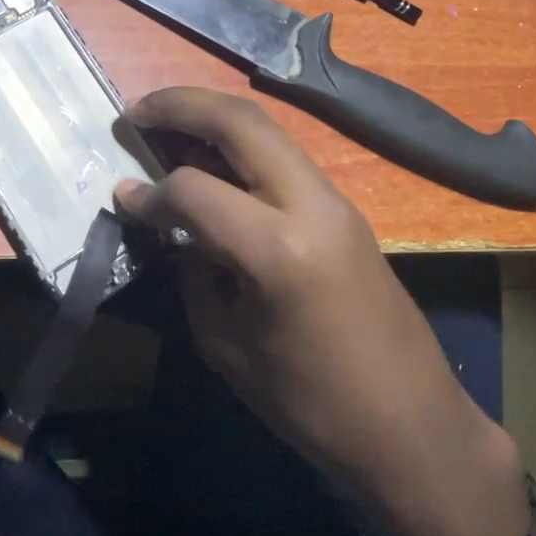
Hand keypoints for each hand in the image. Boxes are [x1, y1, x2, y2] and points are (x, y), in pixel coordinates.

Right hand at [115, 88, 528, 535]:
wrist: (413, 429)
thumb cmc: (310, 403)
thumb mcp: (226, 344)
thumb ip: (192, 270)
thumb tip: (171, 225)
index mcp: (280, 249)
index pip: (193, 190)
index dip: (148, 195)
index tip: (122, 199)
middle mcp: (311, 206)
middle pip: (239, 121)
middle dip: (179, 105)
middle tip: (133, 113)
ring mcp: (334, 201)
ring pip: (264, 128)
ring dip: (210, 117)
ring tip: (163, 125)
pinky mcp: (343, 209)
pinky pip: (280, 155)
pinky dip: (237, 144)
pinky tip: (207, 159)